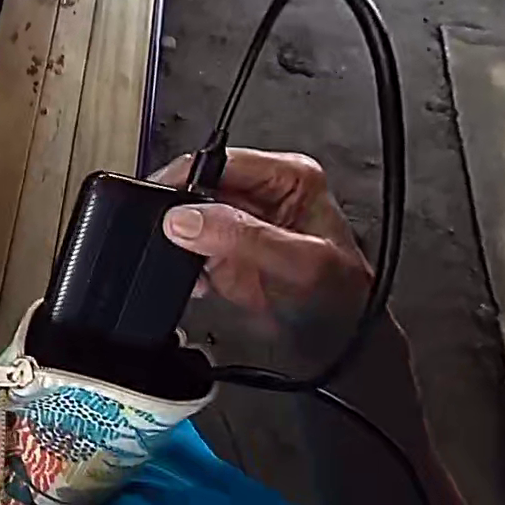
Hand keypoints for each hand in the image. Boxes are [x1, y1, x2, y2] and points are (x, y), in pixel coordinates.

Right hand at [151, 148, 372, 360]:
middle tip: (177, 240)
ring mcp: (236, 222)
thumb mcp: (297, 263)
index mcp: (286, 178)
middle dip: (178, 216)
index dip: (185, 181)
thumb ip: (241, 235)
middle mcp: (258, 194)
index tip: (165, 209)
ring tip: (194, 266)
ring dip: (178, 242)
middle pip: (194, 187)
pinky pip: (183, 244)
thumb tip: (184, 218)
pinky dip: (181, 262)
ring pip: (184, 217)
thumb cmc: (339, 299)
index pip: (218, 162)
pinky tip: (200, 280)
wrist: (336, 342)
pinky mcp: (220, 247)